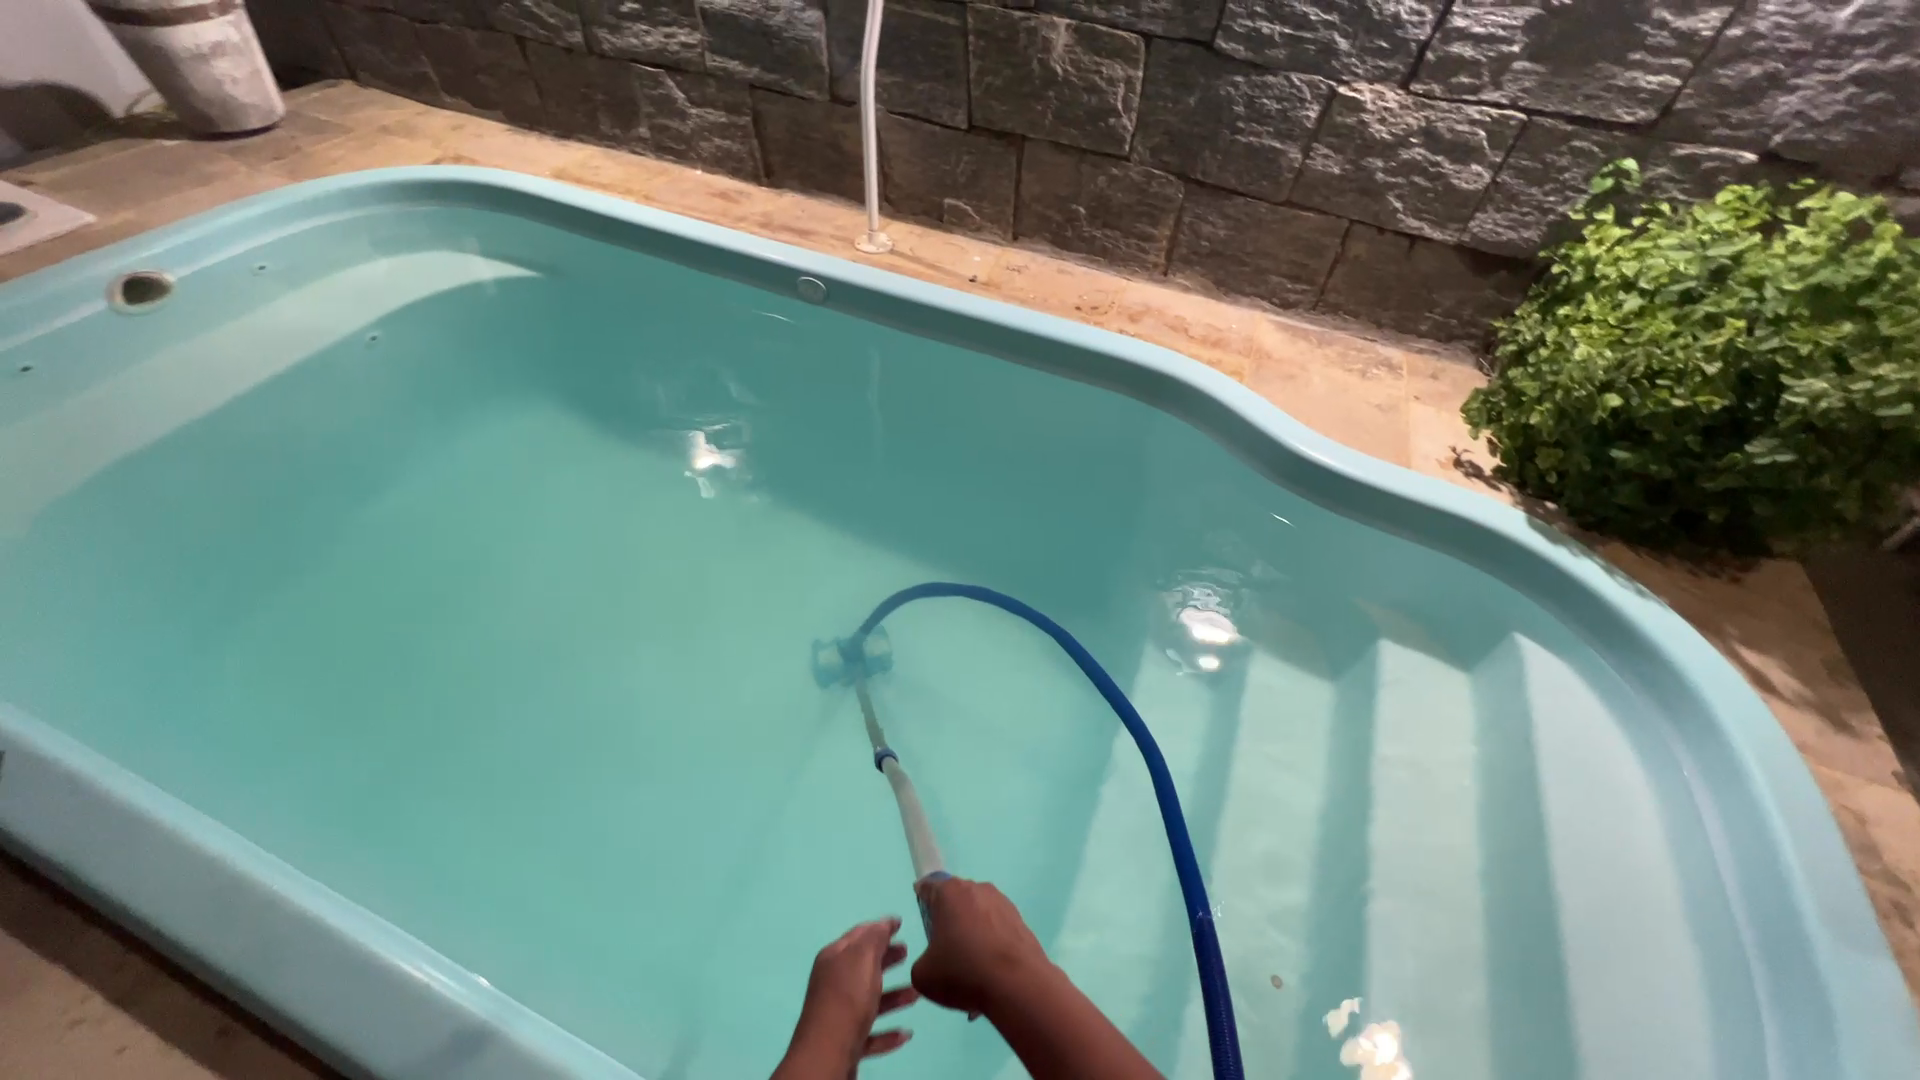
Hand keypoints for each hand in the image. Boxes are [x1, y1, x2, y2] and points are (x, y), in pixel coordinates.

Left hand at [774, 917, 918, 1079]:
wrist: (826, 1055)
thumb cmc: (847, 999)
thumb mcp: (863, 958)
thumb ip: (875, 937)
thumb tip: (885, 921)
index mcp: (834, 957)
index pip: (859, 934)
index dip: (880, 927)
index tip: (901, 923)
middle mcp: (834, 983)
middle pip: (864, 966)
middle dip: (886, 958)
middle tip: (908, 952)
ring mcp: (839, 1014)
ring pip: (870, 1000)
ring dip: (894, 996)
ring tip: (917, 993)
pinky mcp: (846, 1042)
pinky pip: (871, 1032)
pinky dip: (888, 1031)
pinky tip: (906, 1033)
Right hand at [911, 877, 1051, 1015]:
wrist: (1017, 985)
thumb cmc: (964, 971)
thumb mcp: (923, 975)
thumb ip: (921, 962)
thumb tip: (933, 963)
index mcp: (949, 892)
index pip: (929, 886)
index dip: (922, 900)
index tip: (924, 918)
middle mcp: (976, 889)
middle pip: (955, 899)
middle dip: (949, 920)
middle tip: (945, 950)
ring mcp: (1001, 902)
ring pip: (978, 913)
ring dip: (972, 932)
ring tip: (971, 967)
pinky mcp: (1020, 920)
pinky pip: (997, 927)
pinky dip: (991, 943)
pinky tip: (990, 971)